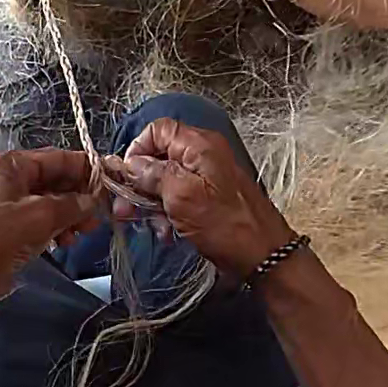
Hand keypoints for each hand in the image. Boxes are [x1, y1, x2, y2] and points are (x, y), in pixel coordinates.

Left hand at [0, 149, 100, 308]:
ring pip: (48, 202)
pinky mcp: (7, 227)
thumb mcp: (41, 215)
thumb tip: (90, 200)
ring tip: (83, 231)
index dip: (84, 169)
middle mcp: (6, 179)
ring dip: (69, 215)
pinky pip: (38, 220)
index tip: (107, 182)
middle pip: (53, 180)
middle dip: (78, 197)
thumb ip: (72, 204)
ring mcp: (5, 204)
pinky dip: (55, 228)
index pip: (56, 158)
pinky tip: (65, 241)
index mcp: (9, 165)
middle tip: (98, 213)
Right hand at [110, 118, 294, 277]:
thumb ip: (153, 174)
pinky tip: (166, 231)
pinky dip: (166, 213)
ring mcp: (205, 177)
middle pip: (157, 157)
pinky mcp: (206, 197)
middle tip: (125, 209)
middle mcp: (202, 155)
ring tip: (150, 226)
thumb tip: (131, 164)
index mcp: (199, 145)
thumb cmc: (224, 224)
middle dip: (138, 183)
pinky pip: (176, 197)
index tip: (127, 177)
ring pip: (164, 180)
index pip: (157, 130)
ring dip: (150, 203)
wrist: (262, 256)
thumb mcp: (182, 196)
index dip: (136, 150)